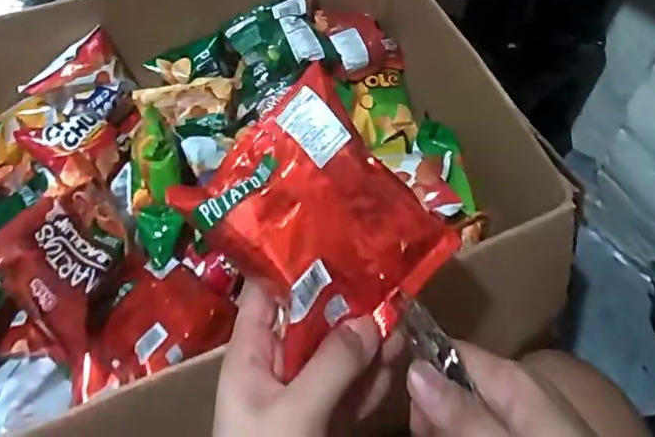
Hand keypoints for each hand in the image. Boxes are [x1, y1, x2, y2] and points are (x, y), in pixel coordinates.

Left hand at [213, 281, 402, 436]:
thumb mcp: (292, 416)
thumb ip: (331, 364)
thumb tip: (369, 319)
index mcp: (250, 357)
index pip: (268, 294)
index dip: (297, 263)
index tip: (338, 237)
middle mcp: (275, 370)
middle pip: (314, 322)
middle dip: (351, 302)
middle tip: (388, 280)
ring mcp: (302, 400)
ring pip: (339, 355)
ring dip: (371, 337)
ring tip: (403, 316)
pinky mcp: (324, 426)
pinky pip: (352, 391)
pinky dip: (375, 376)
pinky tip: (400, 360)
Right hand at [407, 342, 597, 436]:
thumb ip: (464, 411)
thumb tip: (413, 368)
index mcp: (513, 374)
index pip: (452, 349)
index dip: (420, 367)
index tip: (394, 393)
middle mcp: (517, 384)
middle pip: (456, 381)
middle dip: (432, 405)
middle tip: (421, 434)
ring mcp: (526, 410)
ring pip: (470, 405)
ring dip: (448, 421)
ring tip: (435, 435)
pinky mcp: (533, 427)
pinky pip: (491, 419)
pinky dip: (471, 429)